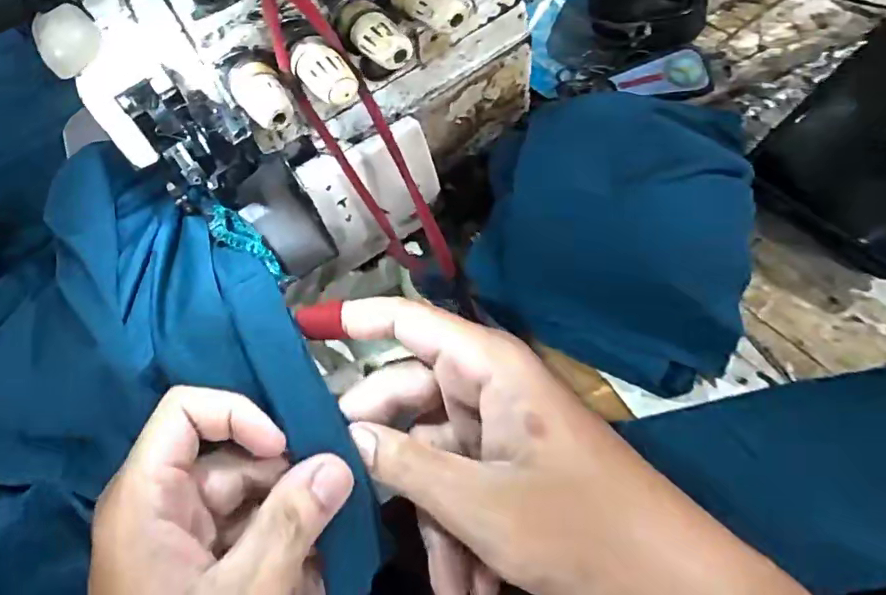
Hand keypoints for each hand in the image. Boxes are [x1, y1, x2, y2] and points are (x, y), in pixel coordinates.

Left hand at [90, 386, 355, 594]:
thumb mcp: (245, 592)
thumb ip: (291, 523)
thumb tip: (338, 463)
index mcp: (145, 492)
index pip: (184, 411)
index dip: (235, 412)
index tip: (283, 444)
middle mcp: (155, 505)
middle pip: (221, 458)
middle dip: (279, 474)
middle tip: (333, 489)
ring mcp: (174, 540)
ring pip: (237, 501)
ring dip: (286, 515)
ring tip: (333, 538)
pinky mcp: (193, 573)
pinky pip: (237, 539)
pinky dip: (275, 547)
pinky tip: (314, 569)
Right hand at [336, 298, 805, 594]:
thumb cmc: (581, 529)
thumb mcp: (481, 504)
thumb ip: (405, 463)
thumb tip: (348, 434)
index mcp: (486, 366)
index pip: (405, 320)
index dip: (353, 317)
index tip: (305, 327)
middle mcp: (488, 385)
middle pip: (409, 395)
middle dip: (385, 450)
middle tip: (342, 473)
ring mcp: (501, 429)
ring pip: (433, 453)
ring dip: (428, 514)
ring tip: (440, 580)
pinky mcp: (512, 468)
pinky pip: (462, 484)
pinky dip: (457, 531)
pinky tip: (467, 588)